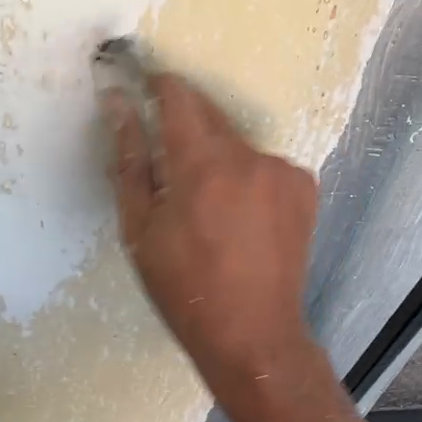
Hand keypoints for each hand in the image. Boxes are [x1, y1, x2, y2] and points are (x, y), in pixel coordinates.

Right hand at [106, 73, 321, 403]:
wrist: (253, 335)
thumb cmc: (184, 290)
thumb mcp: (140, 230)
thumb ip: (130, 160)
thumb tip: (117, 104)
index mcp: (202, 164)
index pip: (176, 95)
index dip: (154, 86)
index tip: (140, 91)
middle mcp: (248, 155)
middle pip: (209, 113)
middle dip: (183, 127)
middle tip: (167, 166)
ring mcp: (283, 169)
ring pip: (236, 143)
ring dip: (216, 156)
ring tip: (207, 207)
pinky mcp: (304, 187)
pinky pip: (264, 166)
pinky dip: (246, 178)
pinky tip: (240, 218)